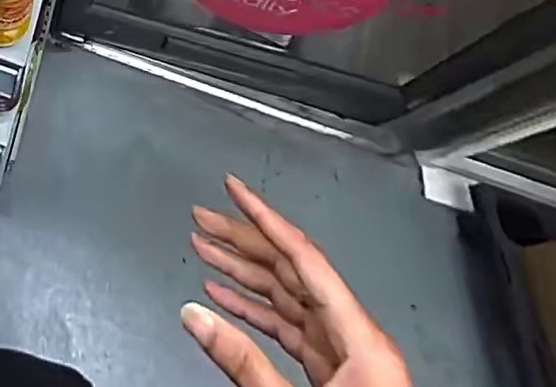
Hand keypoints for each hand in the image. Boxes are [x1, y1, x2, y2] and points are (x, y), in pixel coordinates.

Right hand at [182, 175, 410, 386]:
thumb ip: (245, 362)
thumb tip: (194, 314)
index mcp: (361, 338)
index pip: (302, 255)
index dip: (263, 215)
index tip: (234, 187)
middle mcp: (355, 338)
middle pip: (290, 271)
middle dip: (241, 240)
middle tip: (202, 216)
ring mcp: (346, 357)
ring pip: (285, 297)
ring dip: (241, 273)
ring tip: (203, 249)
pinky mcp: (335, 375)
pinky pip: (287, 327)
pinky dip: (253, 309)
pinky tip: (223, 298)